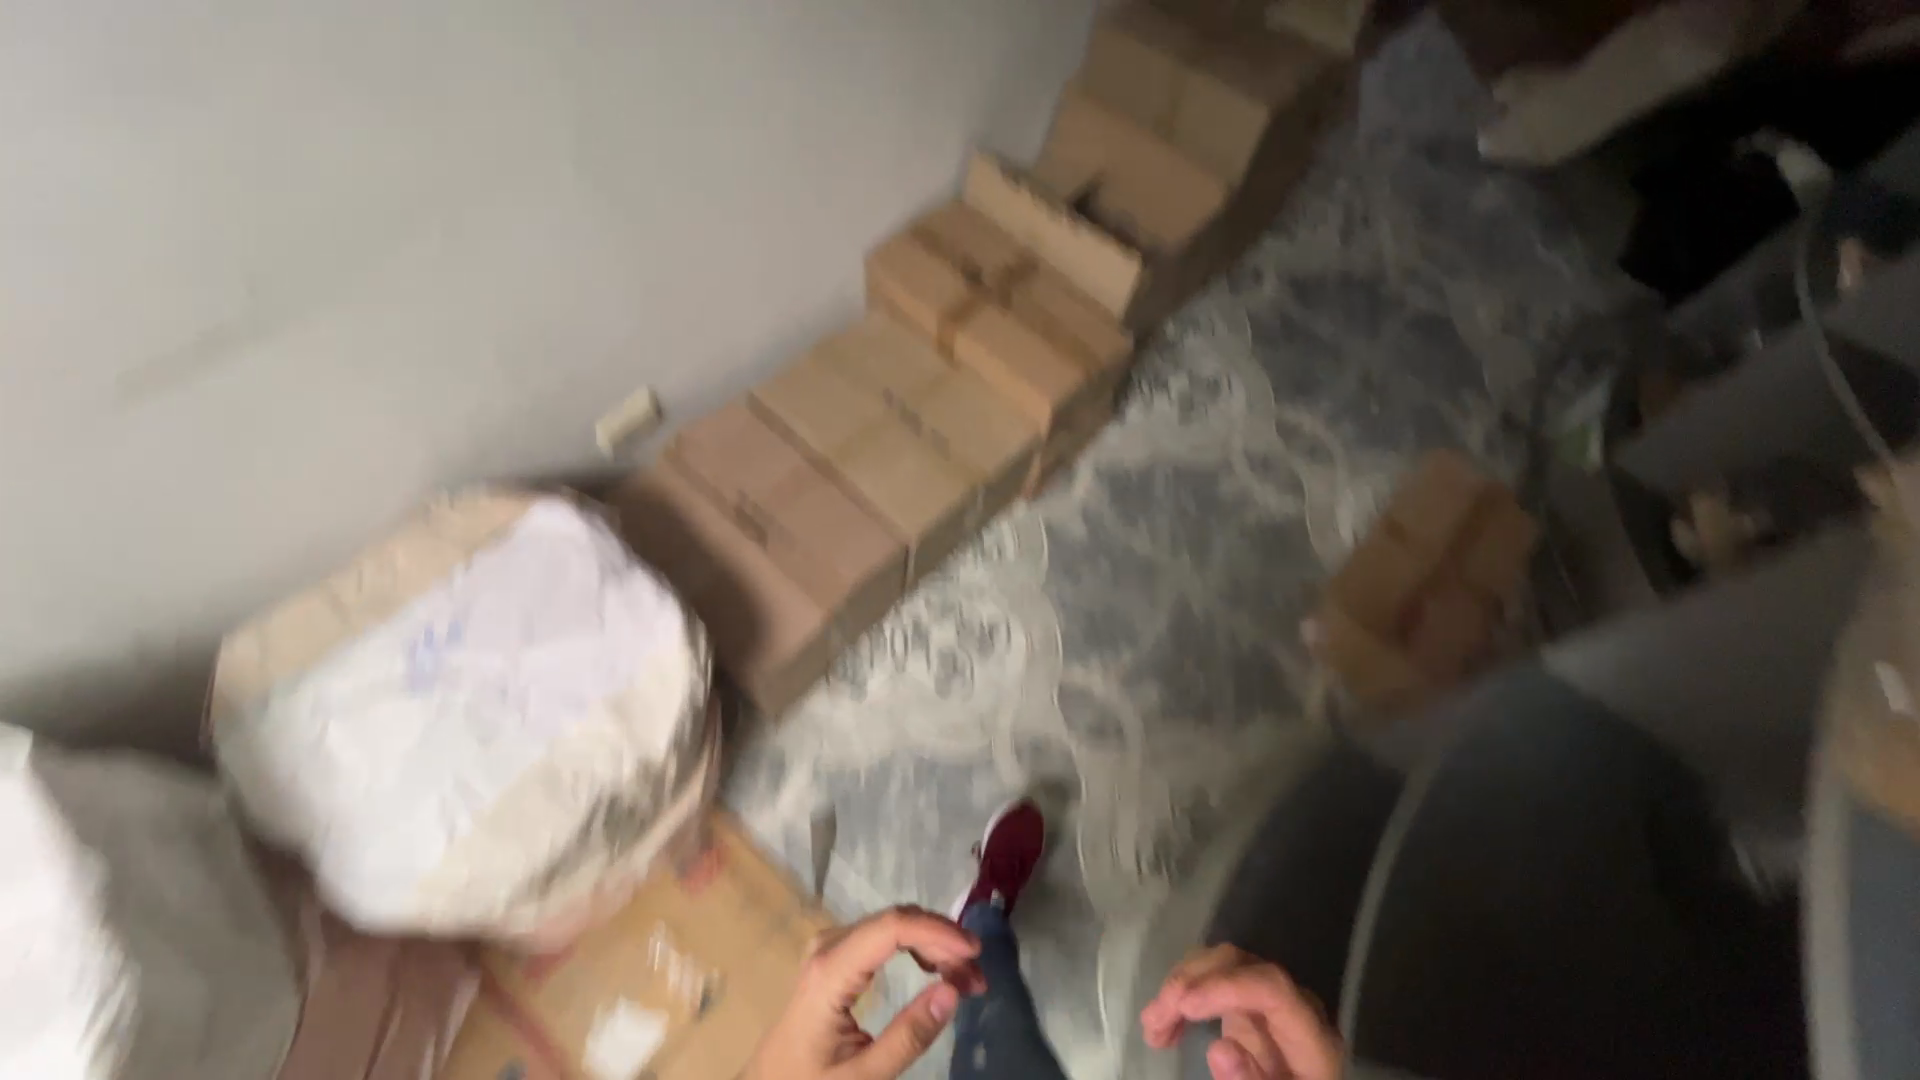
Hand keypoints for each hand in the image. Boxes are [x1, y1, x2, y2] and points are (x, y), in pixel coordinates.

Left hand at [744, 905, 985, 1079]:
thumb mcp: (861, 1078)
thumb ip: (907, 1037)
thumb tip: (953, 991)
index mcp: (830, 970)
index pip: (891, 927)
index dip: (937, 931)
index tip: (974, 952)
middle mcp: (829, 944)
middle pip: (896, 921)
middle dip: (943, 941)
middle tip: (976, 978)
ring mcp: (831, 945)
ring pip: (893, 925)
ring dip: (933, 944)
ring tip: (964, 978)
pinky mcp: (835, 954)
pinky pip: (883, 937)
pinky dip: (915, 947)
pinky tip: (935, 969)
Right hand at [1140, 945, 1342, 1079]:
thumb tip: (1219, 1048)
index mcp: (1312, 1038)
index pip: (1271, 988)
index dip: (1224, 987)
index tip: (1182, 1007)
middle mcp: (1294, 1004)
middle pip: (1238, 965)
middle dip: (1189, 984)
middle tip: (1153, 1022)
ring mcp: (1271, 997)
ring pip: (1218, 963)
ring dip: (1178, 986)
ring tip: (1152, 1026)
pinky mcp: (1250, 1000)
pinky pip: (1212, 977)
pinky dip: (1182, 992)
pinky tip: (1163, 1022)